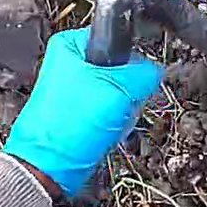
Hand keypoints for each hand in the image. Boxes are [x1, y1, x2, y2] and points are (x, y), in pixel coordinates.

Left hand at [3, 28, 163, 197]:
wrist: (50, 166)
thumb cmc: (70, 125)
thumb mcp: (118, 90)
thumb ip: (144, 73)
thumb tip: (156, 70)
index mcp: (69, 45)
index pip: (117, 40)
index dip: (132, 62)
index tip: (135, 80)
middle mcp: (69, 63)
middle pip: (121, 69)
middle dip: (128, 92)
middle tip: (121, 105)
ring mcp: (74, 89)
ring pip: (119, 92)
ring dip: (123, 110)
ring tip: (112, 122)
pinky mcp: (79, 111)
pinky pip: (111, 110)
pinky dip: (115, 122)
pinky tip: (108, 131)